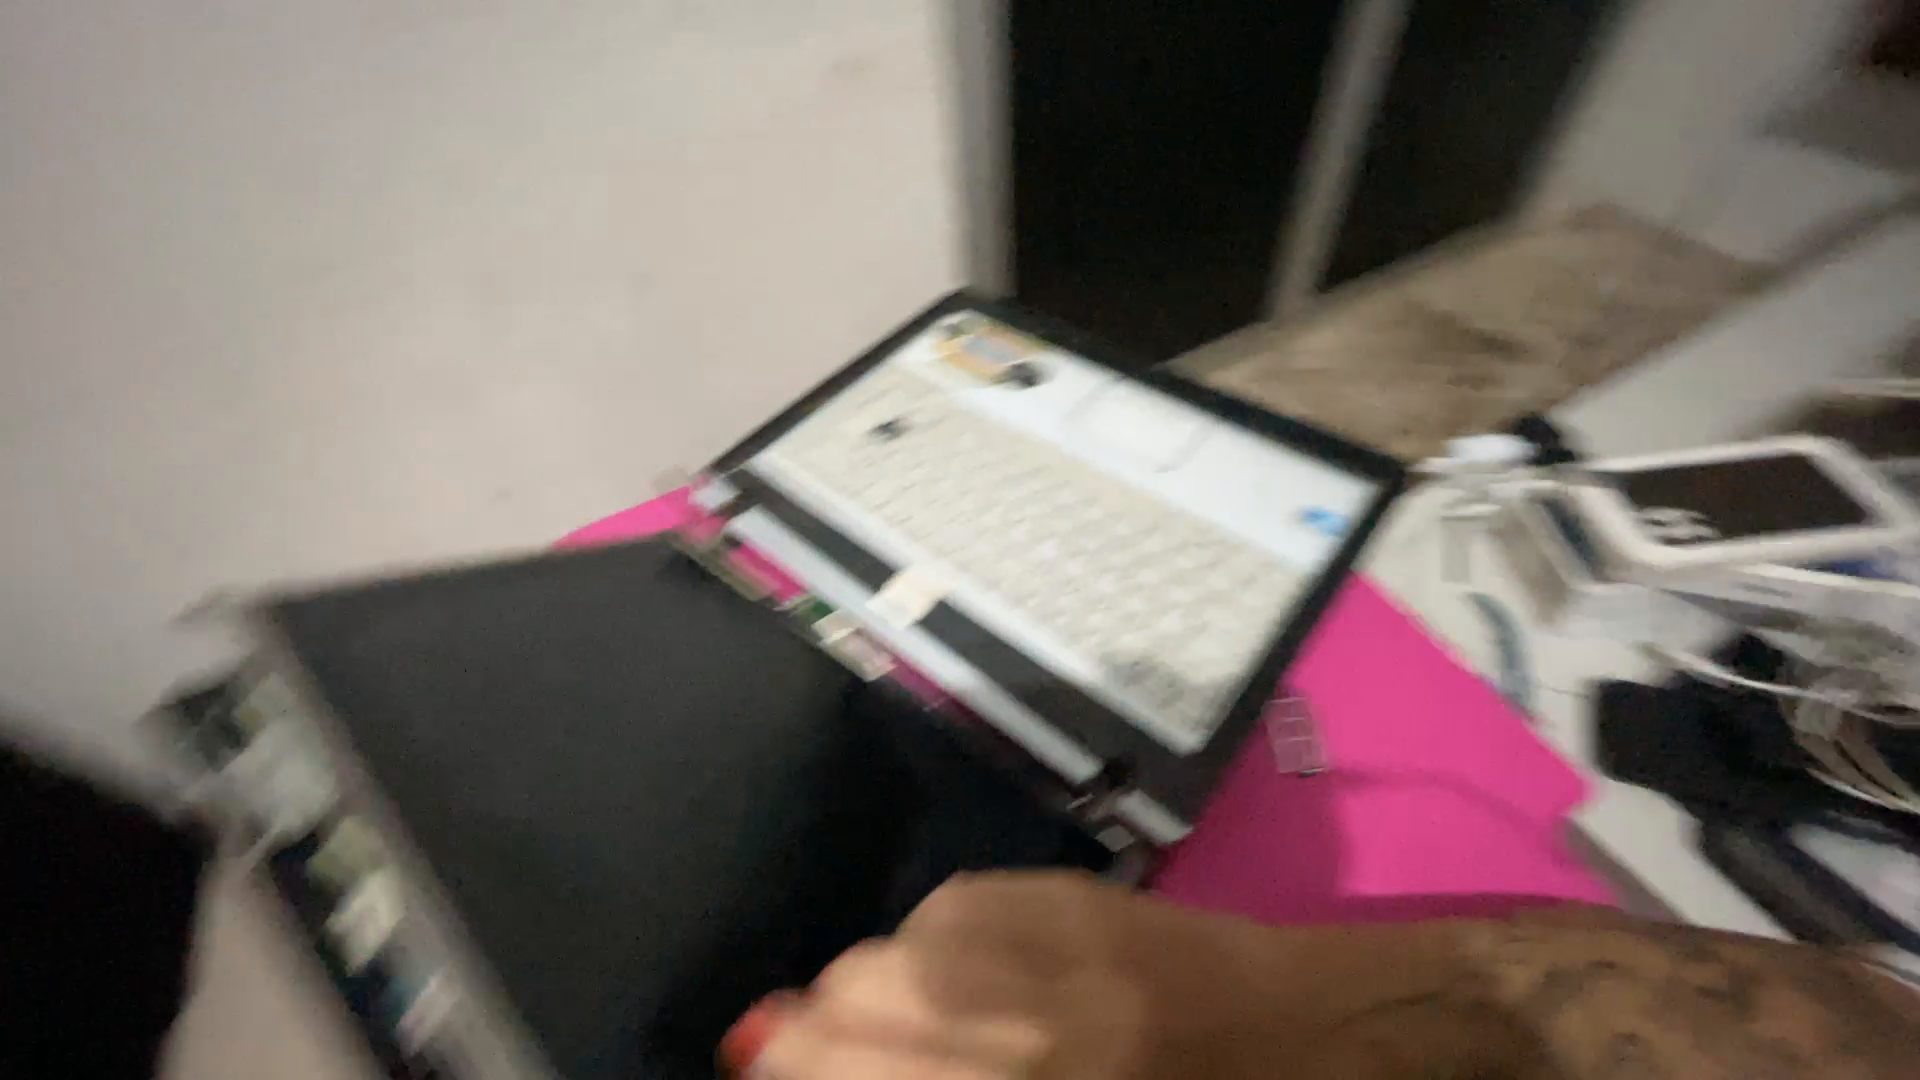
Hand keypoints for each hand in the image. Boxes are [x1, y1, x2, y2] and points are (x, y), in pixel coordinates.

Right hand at [743, 870, 1245, 1079]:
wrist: (1287, 1036)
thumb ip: (919, 1075)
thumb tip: (811, 1049)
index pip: (854, 1066)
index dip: (790, 1060)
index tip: (762, 1058)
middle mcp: (1022, 1029)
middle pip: (859, 996)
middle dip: (820, 1025)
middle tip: (834, 1039)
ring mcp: (1045, 945)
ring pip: (896, 945)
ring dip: (884, 979)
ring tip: (920, 1003)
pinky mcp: (1063, 890)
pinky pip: (952, 904)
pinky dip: (938, 936)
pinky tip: (971, 961)